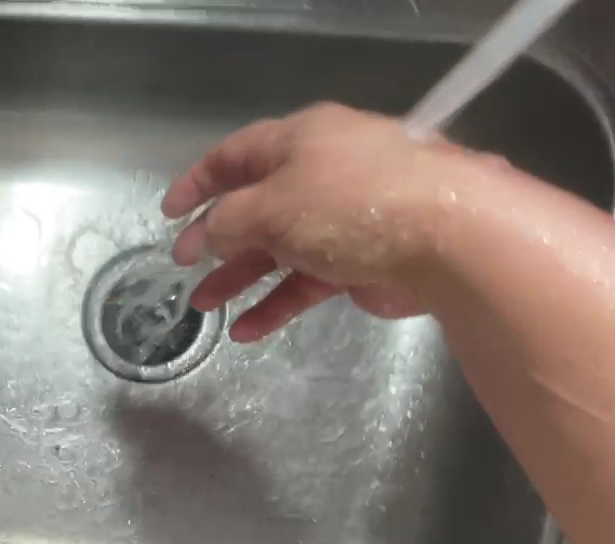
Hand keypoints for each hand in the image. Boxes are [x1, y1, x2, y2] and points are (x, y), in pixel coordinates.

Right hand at [163, 103, 511, 341]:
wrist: (445, 240)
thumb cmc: (348, 206)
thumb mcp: (269, 206)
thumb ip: (224, 222)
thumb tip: (205, 236)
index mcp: (301, 141)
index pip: (236, 154)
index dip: (198, 182)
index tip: (168, 214)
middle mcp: (320, 174)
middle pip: (254, 207)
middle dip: (215, 239)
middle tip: (184, 267)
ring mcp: (340, 219)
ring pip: (274, 250)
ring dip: (237, 278)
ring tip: (203, 306)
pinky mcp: (357, 260)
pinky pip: (303, 283)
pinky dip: (273, 306)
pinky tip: (245, 331)